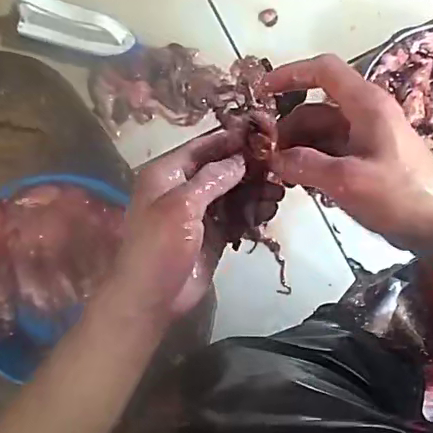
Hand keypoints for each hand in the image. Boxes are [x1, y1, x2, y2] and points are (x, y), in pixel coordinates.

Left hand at [102, 127, 278, 324]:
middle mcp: (183, 189)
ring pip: (233, 194)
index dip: (230, 139)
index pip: (202, 147)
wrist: (153, 298)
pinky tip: (270, 211)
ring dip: (255, 192)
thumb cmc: (159, 247)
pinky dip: (253, 213)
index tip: (263, 134)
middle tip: (279, 168)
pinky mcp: (213, 236)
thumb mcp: (181, 205)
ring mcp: (200, 214)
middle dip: (249, 168)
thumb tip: (240, 159)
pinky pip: (237, 217)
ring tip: (278, 194)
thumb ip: (212, 178)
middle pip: (221, 169)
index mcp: (167, 174)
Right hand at [262, 54, 432, 254]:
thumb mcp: (347, 181)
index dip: (290, 74)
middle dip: (289, 129)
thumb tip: (274, 158)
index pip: (324, 71)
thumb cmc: (400, 197)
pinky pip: (334, 154)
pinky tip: (304, 186)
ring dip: (299, 151)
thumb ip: (305, 165)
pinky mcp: (372, 162)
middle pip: (316, 109)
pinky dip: (315, 164)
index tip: (260, 93)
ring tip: (281, 178)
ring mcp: (370, 139)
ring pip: (323, 134)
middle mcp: (367, 114)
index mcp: (366, 104)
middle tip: (267, 159)